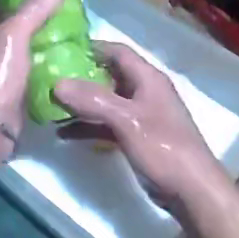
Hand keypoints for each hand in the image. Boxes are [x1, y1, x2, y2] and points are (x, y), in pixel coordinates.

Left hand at [0, 0, 68, 137]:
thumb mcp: (14, 34)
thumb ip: (36, 7)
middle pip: (11, 17)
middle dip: (36, 8)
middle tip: (65, 0)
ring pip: (24, 41)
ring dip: (44, 34)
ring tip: (73, 22)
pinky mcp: (12, 84)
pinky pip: (32, 64)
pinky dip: (47, 57)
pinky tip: (68, 51)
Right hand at [52, 43, 226, 203]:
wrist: (191, 189)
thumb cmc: (163, 147)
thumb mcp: (126, 120)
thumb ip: (93, 100)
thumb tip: (58, 84)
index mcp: (147, 79)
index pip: (117, 52)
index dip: (91, 47)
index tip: (59, 50)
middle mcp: (144, 92)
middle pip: (108, 76)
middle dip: (79, 78)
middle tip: (48, 79)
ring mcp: (140, 116)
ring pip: (105, 102)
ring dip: (80, 105)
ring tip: (49, 107)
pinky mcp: (135, 138)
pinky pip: (106, 125)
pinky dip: (87, 127)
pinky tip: (63, 134)